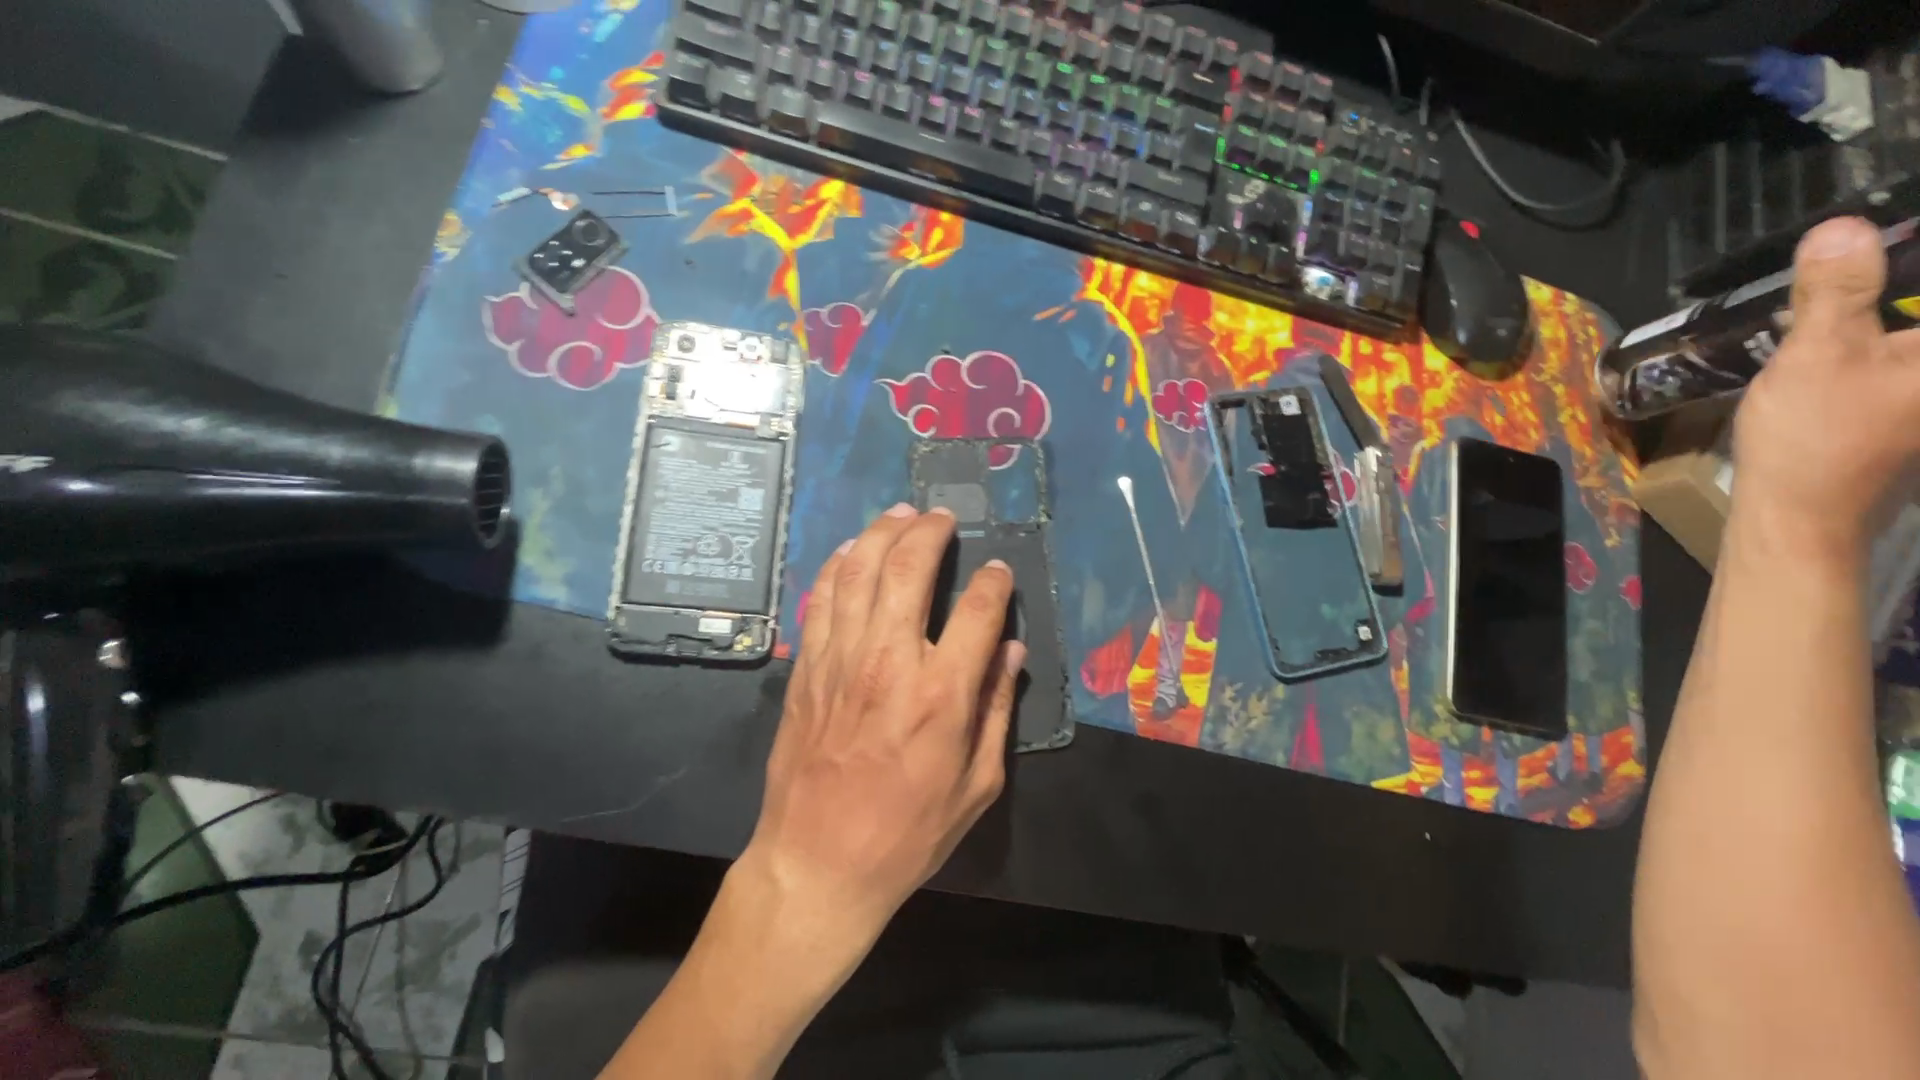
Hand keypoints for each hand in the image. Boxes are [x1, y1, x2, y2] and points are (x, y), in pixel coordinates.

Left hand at [742, 502, 1024, 945]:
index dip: (994, 582)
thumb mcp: (977, 785)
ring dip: (881, 533)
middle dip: (930, 532)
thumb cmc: (908, 834)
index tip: (999, 572)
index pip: (978, 610)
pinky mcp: (806, 669)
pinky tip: (850, 551)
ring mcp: (840, 660)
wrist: (818, 863)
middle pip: (908, 569)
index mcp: (942, 694)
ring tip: (901, 514)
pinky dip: (837, 566)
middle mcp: (890, 662)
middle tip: (943, 517)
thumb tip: (1012, 651)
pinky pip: (821, 599)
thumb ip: (996, 709)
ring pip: (858, 571)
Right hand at [1732, 216, 1919, 559]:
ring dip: (1880, 311)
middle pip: (1914, 311)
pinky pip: (1902, 354)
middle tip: (1849, 263)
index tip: (1875, 242)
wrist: (1801, 517)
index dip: (1898, 257)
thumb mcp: (1817, 355)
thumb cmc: (1815, 438)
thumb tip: (1844, 227)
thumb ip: (1837, 291)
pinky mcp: (1912, 405)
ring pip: (1907, 332)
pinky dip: (1881, 335)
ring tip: (1841, 289)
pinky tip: (1845, 328)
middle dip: (1886, 281)